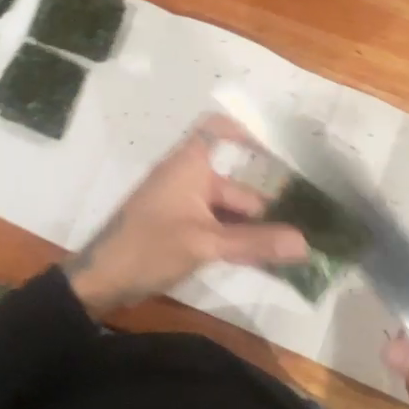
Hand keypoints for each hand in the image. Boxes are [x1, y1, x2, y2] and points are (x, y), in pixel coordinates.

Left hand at [63, 114, 307, 317]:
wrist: (101, 279)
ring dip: (253, 228)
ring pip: (227, 210)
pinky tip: (261, 259)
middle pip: (235, 183)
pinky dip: (235, 238)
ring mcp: (181, 205)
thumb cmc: (150, 247)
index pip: (216, 129)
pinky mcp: (177, 229)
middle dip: (265, 206)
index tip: (279, 153)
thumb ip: (255, 243)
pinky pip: (215, 226)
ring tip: (292, 248)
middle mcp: (186, 178)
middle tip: (306, 229)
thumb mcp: (206, 244)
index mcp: (188, 165)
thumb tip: (306, 243)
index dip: (245, 133)